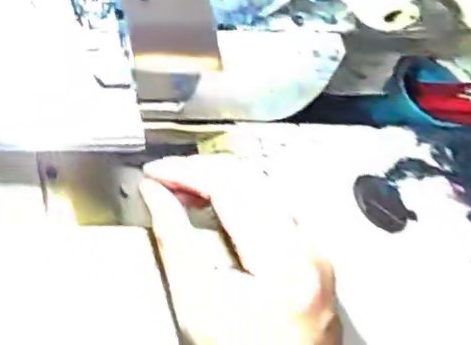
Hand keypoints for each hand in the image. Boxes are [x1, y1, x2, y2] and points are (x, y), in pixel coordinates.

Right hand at [140, 156, 339, 344]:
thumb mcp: (194, 300)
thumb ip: (171, 234)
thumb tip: (153, 190)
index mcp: (282, 261)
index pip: (227, 184)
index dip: (183, 170)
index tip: (154, 173)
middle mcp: (309, 254)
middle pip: (247, 178)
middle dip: (199, 171)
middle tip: (164, 180)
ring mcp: (317, 260)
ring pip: (262, 187)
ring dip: (219, 181)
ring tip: (183, 192)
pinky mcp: (315, 265)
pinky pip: (274, 208)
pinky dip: (240, 198)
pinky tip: (214, 208)